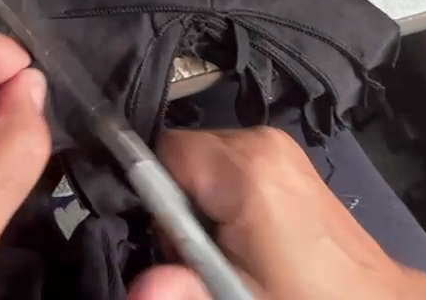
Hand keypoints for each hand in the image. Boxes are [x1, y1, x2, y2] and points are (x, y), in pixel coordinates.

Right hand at [128, 129, 425, 299]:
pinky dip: (224, 201)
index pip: (162, 153)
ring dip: (201, 208)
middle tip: (206, 264)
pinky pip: (229, 167)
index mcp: (247, 167)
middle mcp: (260, 140)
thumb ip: (189, 293)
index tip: (173, 248)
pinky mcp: (286, 158)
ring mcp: (277, 145)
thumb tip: (139, 288)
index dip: (154, 202)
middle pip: (181, 158)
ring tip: (230, 258)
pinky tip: (246, 244)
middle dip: (178, 209)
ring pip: (203, 164)